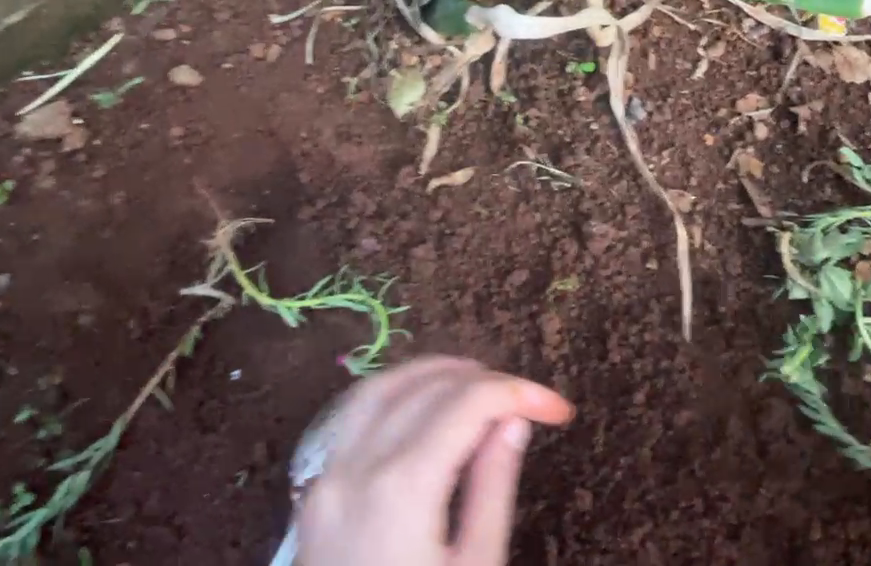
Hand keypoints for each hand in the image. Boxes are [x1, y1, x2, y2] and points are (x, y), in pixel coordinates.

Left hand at [294, 357, 574, 565]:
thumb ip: (492, 486)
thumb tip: (514, 419)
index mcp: (402, 485)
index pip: (470, 401)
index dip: (521, 391)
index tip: (559, 411)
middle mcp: (355, 466)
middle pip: (427, 386)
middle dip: (484, 380)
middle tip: (526, 400)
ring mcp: (324, 479)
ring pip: (380, 387)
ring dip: (433, 374)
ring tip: (480, 384)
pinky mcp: (311, 496)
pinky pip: (352, 417)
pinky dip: (393, 394)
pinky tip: (420, 407)